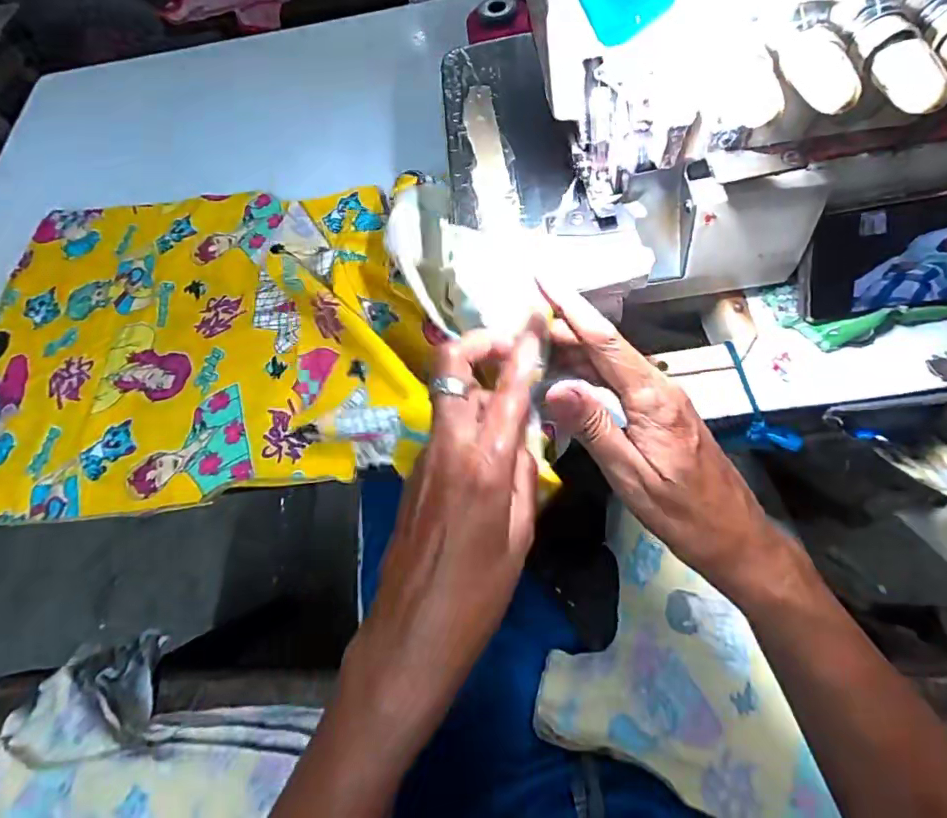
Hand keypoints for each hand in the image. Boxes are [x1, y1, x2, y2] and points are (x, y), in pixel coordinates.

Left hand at [342, 321, 545, 749]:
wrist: (411, 629)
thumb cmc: (478, 593)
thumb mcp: (518, 535)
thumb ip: (523, 473)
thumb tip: (526, 429)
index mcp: (483, 463)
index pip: (508, 388)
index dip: (523, 347)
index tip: (535, 318)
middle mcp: (448, 445)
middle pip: (452, 366)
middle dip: (481, 343)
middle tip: (513, 348)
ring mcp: (425, 455)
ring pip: (449, 394)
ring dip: (478, 381)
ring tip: (513, 398)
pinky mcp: (415, 469)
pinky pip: (445, 425)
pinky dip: (469, 415)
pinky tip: (491, 442)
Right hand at [538, 279, 773, 582]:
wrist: (735, 537)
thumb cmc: (684, 513)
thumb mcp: (632, 476)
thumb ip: (594, 428)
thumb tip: (555, 386)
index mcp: (652, 397)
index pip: (604, 341)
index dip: (571, 307)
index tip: (544, 278)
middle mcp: (657, 387)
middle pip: (604, 347)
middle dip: (562, 329)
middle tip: (519, 323)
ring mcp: (659, 398)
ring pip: (608, 364)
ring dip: (571, 352)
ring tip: (531, 348)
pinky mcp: (658, 412)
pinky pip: (615, 382)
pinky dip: (586, 375)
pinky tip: (564, 380)